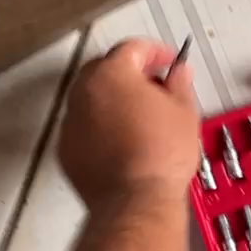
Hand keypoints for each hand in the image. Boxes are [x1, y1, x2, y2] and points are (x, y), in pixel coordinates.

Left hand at [58, 39, 199, 209]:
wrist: (135, 201)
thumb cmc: (161, 156)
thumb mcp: (184, 112)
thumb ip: (179, 83)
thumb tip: (178, 72)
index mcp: (112, 74)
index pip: (133, 48)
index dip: (156, 52)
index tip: (170, 62)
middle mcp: (83, 92)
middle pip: (105, 69)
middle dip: (131, 73)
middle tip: (156, 87)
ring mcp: (71, 122)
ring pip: (92, 99)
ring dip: (114, 100)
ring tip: (141, 117)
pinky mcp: (66, 150)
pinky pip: (85, 127)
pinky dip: (101, 127)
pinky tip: (124, 142)